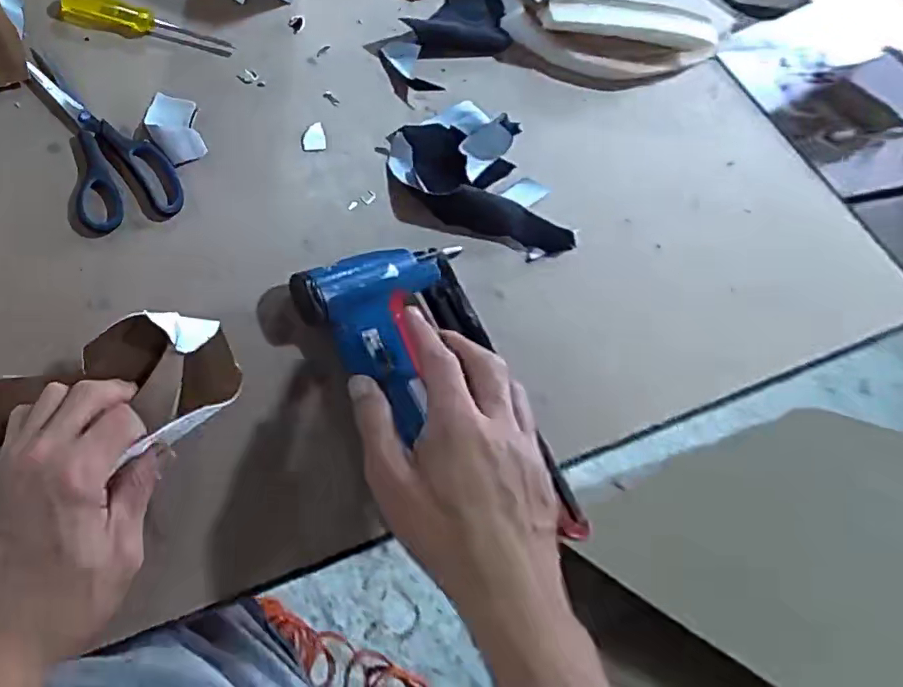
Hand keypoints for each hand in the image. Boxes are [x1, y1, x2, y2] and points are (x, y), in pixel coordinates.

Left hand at [0, 379, 164, 665]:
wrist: (5, 624)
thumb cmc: (70, 597)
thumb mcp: (123, 553)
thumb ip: (138, 491)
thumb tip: (154, 451)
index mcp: (77, 473)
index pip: (120, 417)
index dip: (141, 428)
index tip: (145, 451)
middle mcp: (44, 451)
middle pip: (87, 390)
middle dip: (117, 395)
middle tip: (133, 416)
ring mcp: (17, 452)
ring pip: (54, 392)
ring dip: (82, 399)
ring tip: (98, 424)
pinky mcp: (2, 461)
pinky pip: (26, 411)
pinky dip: (48, 411)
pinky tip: (62, 434)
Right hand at [349, 301, 603, 686]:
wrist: (510, 590)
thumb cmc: (442, 535)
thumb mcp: (391, 482)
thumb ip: (375, 425)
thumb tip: (363, 383)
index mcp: (458, 421)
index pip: (439, 359)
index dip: (421, 331)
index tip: (409, 312)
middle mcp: (497, 422)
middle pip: (483, 361)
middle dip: (456, 340)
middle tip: (433, 337)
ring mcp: (524, 444)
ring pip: (510, 383)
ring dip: (484, 362)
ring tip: (462, 365)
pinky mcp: (538, 466)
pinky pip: (522, 411)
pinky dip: (502, 392)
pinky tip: (489, 412)